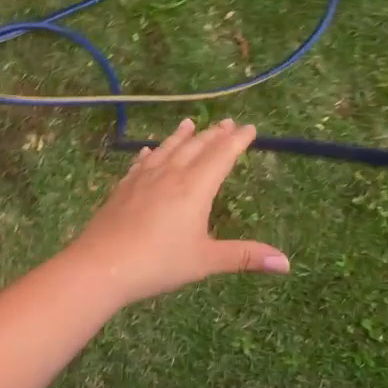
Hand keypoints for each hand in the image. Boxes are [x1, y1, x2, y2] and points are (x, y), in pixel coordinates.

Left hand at [64, 118, 289, 306]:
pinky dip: (149, 154)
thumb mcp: (206, 261)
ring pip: (166, 150)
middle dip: (213, 134)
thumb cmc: (158, 262)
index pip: (220, 157)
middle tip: (226, 122)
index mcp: (193, 188)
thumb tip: (286, 263)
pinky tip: (147, 151)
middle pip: (194, 147)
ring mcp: (142, 179)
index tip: (249, 128)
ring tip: (189, 123)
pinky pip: (140, 163)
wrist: (101, 264)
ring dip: (180, 136)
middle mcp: (169, 175)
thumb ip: (244, 256)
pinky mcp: (123, 188)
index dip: (236, 142)